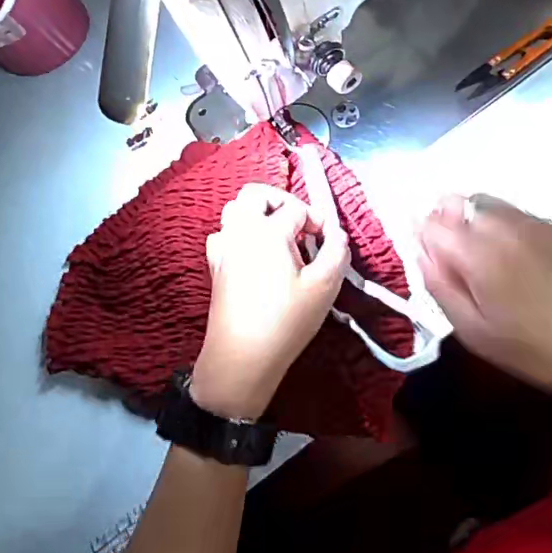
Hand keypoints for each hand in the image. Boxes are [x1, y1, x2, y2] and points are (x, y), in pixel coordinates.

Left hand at [191, 184, 347, 420]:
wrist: (241, 359)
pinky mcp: (215, 266)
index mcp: (267, 232)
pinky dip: (243, 233)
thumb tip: (336, 235)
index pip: (296, 207)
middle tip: (301, 225)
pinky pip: (226, 233)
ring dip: (259, 214)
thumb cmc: (286, 321)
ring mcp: (222, 248)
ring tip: (281, 238)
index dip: (317, 220)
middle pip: (255, 194)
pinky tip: (259, 256)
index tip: (326, 242)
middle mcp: (240, 232)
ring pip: (236, 210)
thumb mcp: (325, 286)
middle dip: (281, 201)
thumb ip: (337, 252)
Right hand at [416, 195, 551, 437]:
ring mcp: (537, 222)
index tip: (433, 262)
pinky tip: (524, 264)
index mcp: (480, 253)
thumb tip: (423, 255)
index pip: (432, 223)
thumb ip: (442, 288)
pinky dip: (507, 228)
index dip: (424, 239)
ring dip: (476, 222)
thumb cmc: (539, 351)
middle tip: (458, 261)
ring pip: (490, 204)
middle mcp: (505, 226)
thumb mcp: (477, 334)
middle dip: (448, 223)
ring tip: (489, 262)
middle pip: (460, 203)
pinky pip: (520, 217)